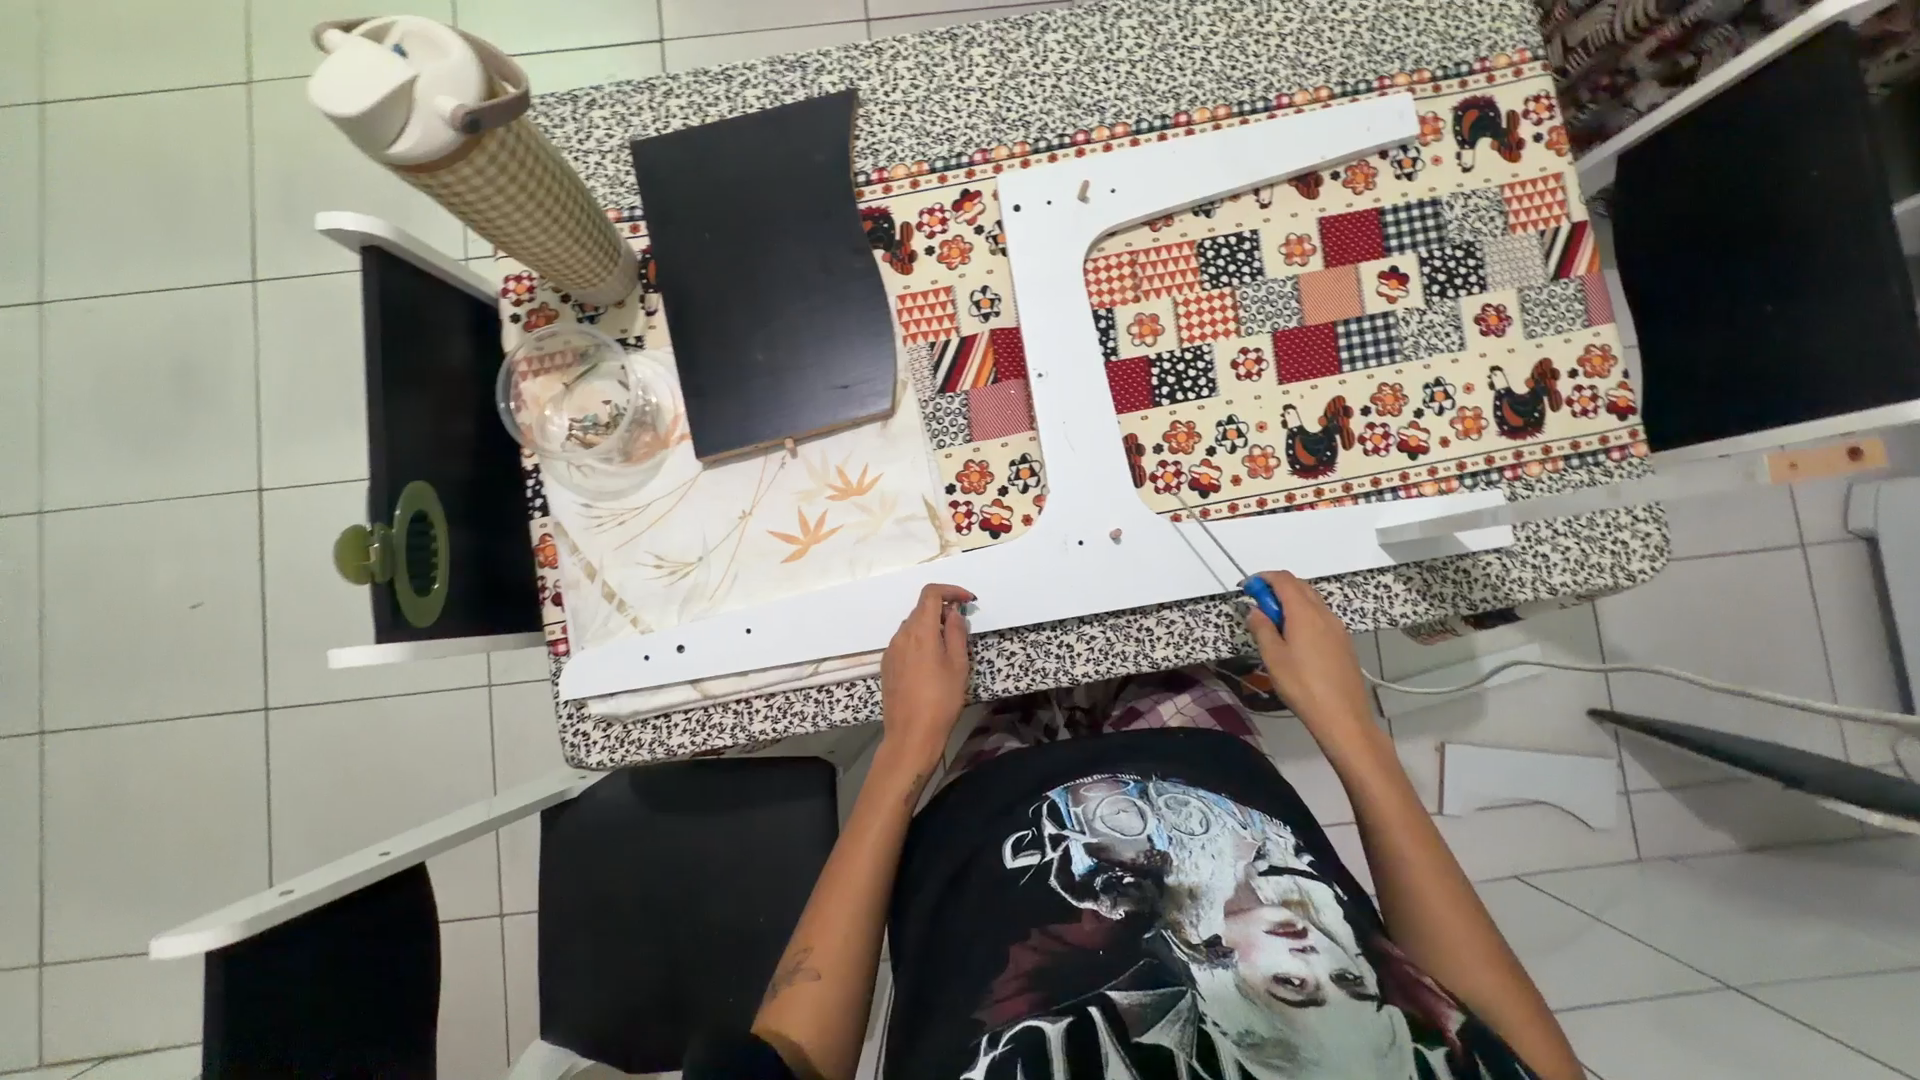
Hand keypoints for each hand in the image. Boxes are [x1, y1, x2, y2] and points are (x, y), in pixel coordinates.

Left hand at [879, 583, 974, 768]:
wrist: (911, 734)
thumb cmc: (941, 699)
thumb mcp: (958, 664)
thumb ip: (956, 632)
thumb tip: (953, 612)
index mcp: (919, 631)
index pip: (930, 594)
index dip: (950, 591)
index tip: (968, 600)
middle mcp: (901, 635)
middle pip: (920, 610)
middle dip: (942, 610)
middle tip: (962, 626)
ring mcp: (891, 650)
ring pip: (912, 627)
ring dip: (931, 626)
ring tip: (949, 647)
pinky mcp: (887, 665)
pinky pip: (905, 642)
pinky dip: (920, 641)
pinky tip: (932, 662)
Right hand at [1245, 571, 1374, 736]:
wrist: (1343, 716)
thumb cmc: (1302, 685)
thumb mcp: (1272, 657)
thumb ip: (1262, 628)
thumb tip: (1256, 610)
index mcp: (1304, 613)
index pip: (1283, 580)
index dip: (1262, 578)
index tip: (1246, 588)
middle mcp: (1324, 614)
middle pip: (1300, 586)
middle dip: (1276, 587)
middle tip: (1257, 606)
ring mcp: (1337, 628)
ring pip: (1312, 601)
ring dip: (1291, 602)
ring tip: (1274, 624)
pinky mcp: (1343, 642)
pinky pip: (1321, 617)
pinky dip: (1303, 615)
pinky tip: (1295, 639)